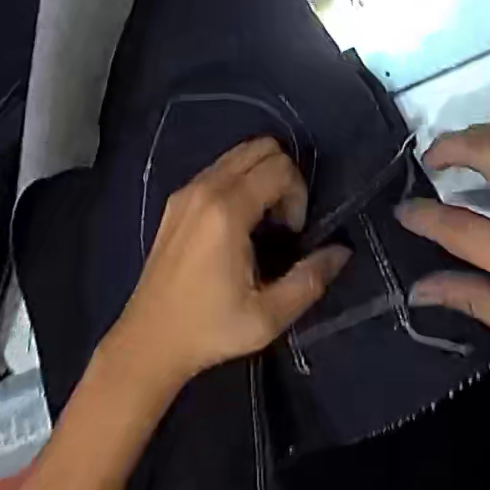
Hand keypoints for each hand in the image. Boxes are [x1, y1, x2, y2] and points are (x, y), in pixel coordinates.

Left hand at [106, 137, 352, 390]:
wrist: (147, 343)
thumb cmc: (210, 329)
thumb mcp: (268, 317)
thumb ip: (310, 280)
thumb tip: (342, 251)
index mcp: (227, 211)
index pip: (280, 167)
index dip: (298, 194)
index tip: (293, 232)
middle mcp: (206, 188)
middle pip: (262, 147)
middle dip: (285, 176)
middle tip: (283, 219)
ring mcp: (187, 189)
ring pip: (239, 152)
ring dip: (262, 175)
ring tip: (263, 221)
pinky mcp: (176, 198)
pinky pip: (220, 167)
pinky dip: (241, 179)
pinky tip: (239, 222)